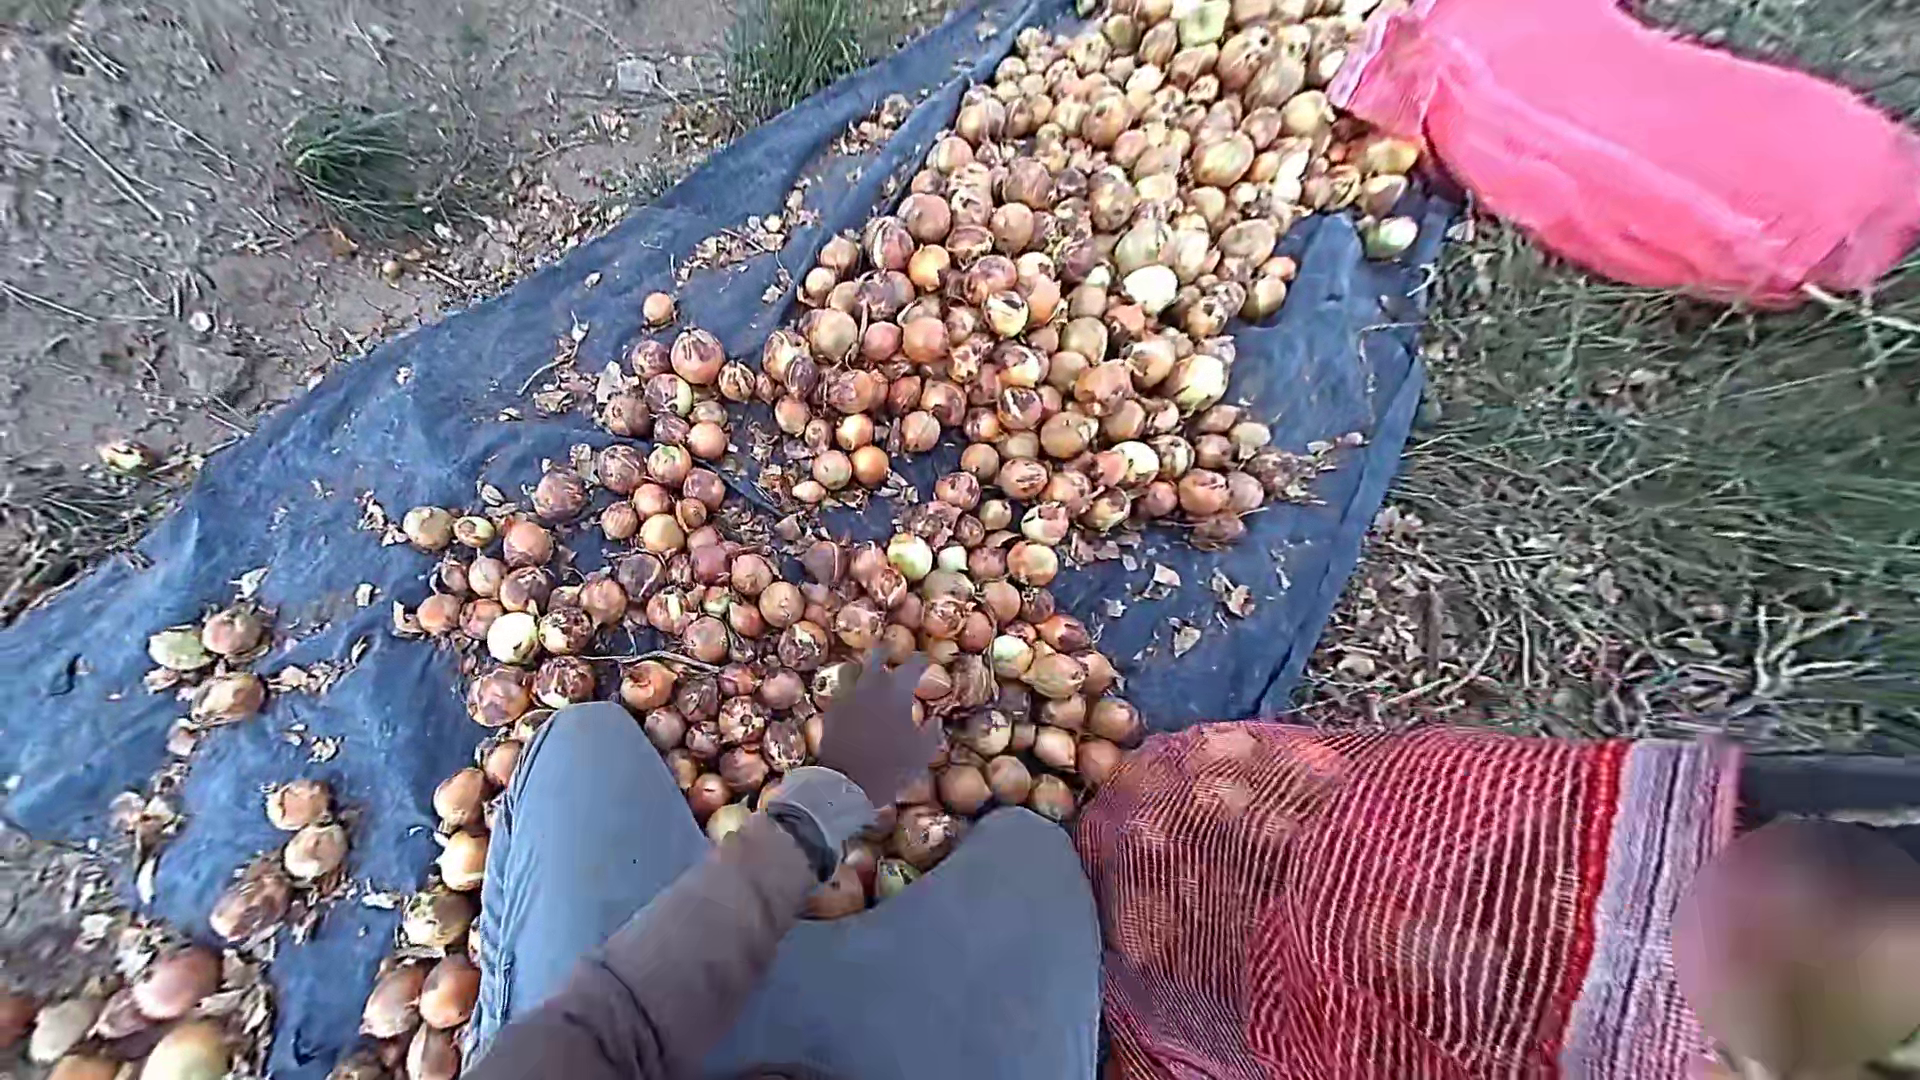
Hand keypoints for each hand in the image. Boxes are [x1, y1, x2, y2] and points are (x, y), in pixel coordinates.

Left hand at [816, 652, 937, 804]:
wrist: (847, 783)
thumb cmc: (891, 767)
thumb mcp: (921, 753)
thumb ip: (931, 732)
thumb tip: (937, 720)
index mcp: (897, 692)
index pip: (912, 665)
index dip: (920, 660)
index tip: (924, 660)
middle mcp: (871, 687)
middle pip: (876, 656)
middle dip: (885, 651)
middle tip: (890, 651)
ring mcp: (848, 697)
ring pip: (852, 670)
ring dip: (861, 669)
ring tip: (867, 672)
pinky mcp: (831, 711)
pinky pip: (840, 693)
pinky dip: (848, 692)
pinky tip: (852, 699)